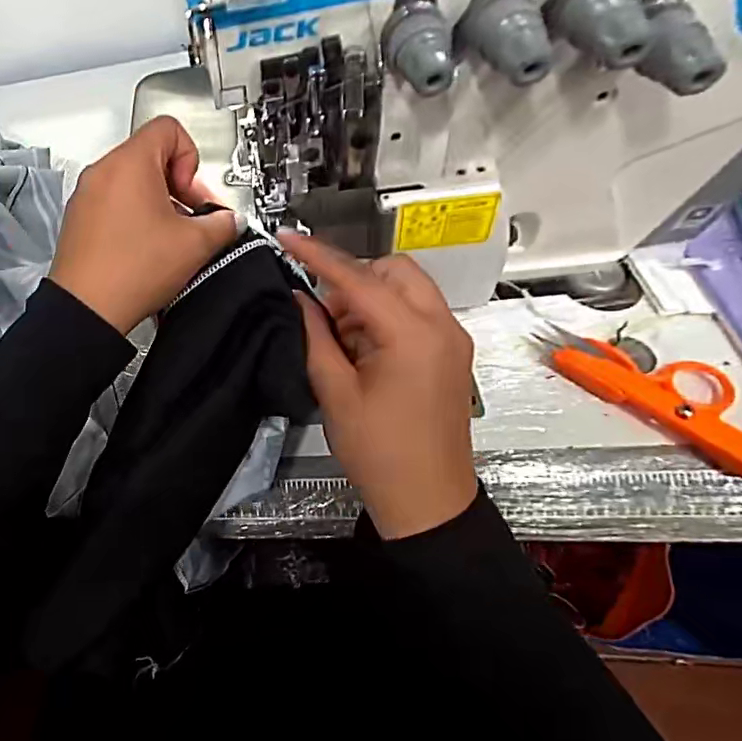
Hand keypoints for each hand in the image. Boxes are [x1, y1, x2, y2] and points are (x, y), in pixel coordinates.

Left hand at [50, 116, 240, 332]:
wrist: (88, 308)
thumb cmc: (128, 271)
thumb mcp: (194, 244)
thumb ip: (222, 224)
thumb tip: (228, 221)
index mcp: (130, 164)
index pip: (168, 128)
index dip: (191, 157)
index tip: (193, 192)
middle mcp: (103, 172)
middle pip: (151, 155)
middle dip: (178, 184)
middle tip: (190, 216)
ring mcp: (87, 196)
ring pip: (132, 181)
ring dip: (158, 202)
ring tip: (170, 237)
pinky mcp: (79, 220)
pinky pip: (113, 204)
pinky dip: (134, 217)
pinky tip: (147, 249)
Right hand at [280, 233, 479, 539]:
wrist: (428, 501)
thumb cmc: (381, 453)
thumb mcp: (335, 392)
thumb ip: (315, 335)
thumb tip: (301, 298)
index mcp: (412, 335)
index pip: (358, 278)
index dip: (318, 256)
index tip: (289, 239)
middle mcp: (442, 328)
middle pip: (393, 271)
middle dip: (354, 281)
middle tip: (325, 316)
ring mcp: (452, 340)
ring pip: (407, 289)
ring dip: (370, 300)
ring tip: (343, 342)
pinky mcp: (452, 354)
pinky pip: (417, 313)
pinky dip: (387, 317)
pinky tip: (364, 351)